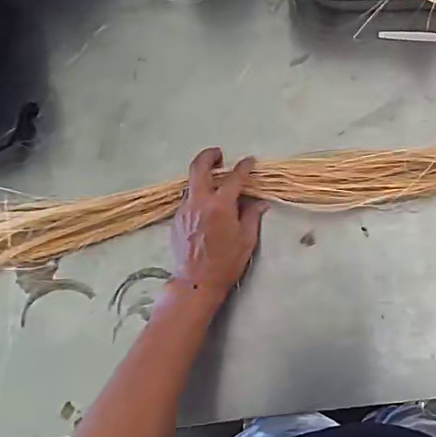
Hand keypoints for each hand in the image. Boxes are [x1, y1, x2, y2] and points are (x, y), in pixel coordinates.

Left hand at [170, 148, 265, 296]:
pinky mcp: (176, 220)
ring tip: (213, 181)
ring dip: (202, 177)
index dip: (243, 167)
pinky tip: (204, 205)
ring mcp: (184, 210)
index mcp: (220, 205)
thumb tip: (259, 203)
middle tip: (219, 155)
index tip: (249, 162)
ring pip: (190, 184)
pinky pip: (187, 200)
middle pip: (198, 167)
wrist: (196, 281)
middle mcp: (199, 202)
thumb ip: (251, 216)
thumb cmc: (226, 263)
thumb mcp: (246, 240)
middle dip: (209, 156)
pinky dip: (196, 196)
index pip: (233, 178)